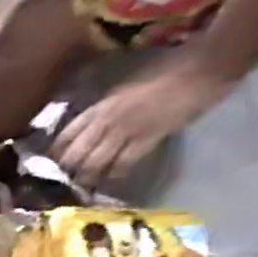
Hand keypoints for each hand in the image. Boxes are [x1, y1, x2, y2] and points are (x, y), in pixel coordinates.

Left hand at [53, 52, 234, 187]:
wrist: (204, 65)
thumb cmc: (166, 74)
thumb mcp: (122, 91)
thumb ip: (102, 113)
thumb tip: (86, 135)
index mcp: (98, 107)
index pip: (63, 139)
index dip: (55, 158)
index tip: (53, 170)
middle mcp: (105, 120)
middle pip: (73, 157)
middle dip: (67, 174)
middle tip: (68, 186)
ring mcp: (126, 129)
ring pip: (93, 164)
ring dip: (88, 180)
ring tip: (85, 191)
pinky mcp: (148, 137)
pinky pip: (122, 164)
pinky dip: (115, 176)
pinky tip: (113, 181)